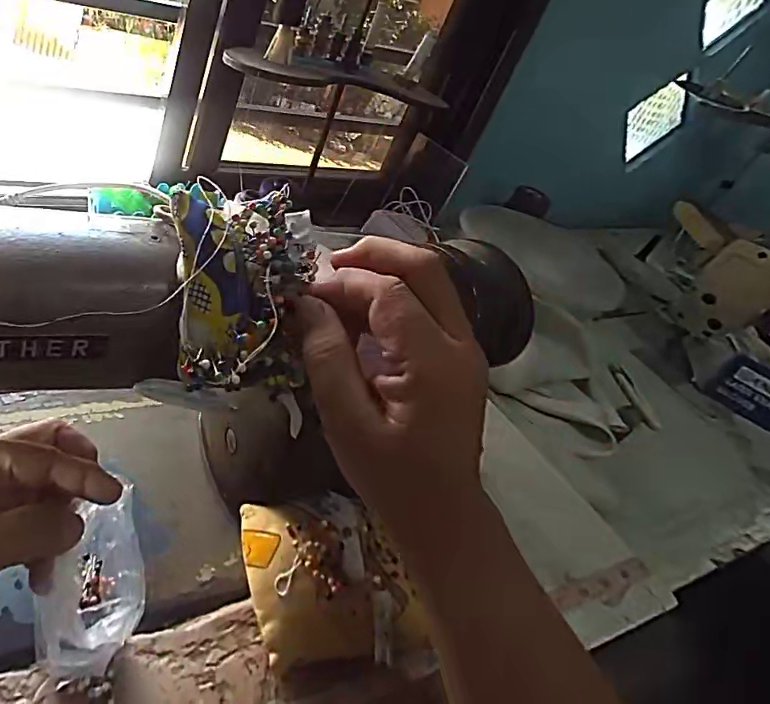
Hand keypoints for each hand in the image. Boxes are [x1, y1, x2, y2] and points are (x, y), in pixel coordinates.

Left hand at [0, 419, 123, 642]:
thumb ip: (37, 527)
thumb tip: (78, 521)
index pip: (48, 455)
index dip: (84, 473)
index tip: (115, 495)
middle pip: (45, 461)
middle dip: (71, 485)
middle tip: (91, 511)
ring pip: (37, 496)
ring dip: (54, 522)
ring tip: (55, 562)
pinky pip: (22, 523)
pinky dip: (37, 542)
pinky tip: (38, 573)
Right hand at [296, 237, 490, 540]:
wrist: (444, 516)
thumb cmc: (391, 477)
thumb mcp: (345, 422)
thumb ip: (326, 356)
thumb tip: (306, 302)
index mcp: (434, 362)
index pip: (389, 293)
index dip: (342, 284)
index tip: (304, 296)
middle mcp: (460, 343)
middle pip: (424, 267)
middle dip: (373, 253)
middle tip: (327, 265)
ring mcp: (465, 345)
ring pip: (429, 278)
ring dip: (382, 270)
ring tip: (335, 287)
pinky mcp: (457, 352)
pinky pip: (426, 302)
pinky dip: (390, 292)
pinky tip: (356, 312)